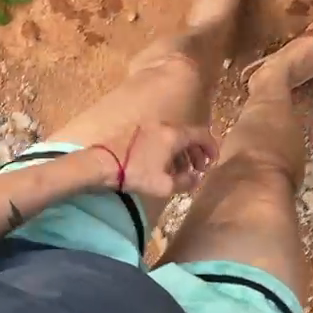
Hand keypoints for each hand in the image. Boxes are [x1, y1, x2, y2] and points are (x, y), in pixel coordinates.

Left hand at [87, 123, 218, 200]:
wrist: (100, 164)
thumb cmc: (135, 173)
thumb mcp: (164, 185)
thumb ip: (185, 182)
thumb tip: (196, 178)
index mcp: (174, 135)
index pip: (202, 135)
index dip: (211, 147)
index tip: (213, 161)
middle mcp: (163, 126)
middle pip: (187, 136)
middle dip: (196, 152)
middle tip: (199, 169)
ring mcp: (148, 127)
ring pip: (172, 137)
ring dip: (181, 152)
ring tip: (182, 171)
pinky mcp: (135, 132)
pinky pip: (159, 138)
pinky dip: (167, 150)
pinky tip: (163, 166)